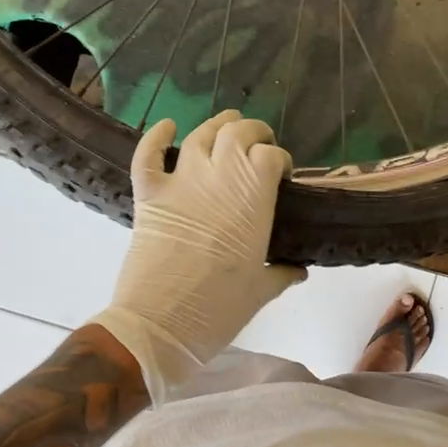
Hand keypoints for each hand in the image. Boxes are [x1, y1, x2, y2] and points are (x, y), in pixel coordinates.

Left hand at [89, 110, 304, 401]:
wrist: (160, 324)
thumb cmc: (219, 309)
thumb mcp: (261, 291)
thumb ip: (282, 273)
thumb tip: (298, 269)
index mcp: (253, 199)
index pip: (271, 157)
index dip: (279, 159)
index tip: (283, 174)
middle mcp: (218, 178)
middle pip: (239, 134)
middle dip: (254, 132)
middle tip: (260, 143)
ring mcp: (179, 182)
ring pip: (200, 135)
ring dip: (217, 124)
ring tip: (228, 122)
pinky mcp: (148, 194)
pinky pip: (148, 154)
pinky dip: (156, 135)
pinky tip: (168, 125)